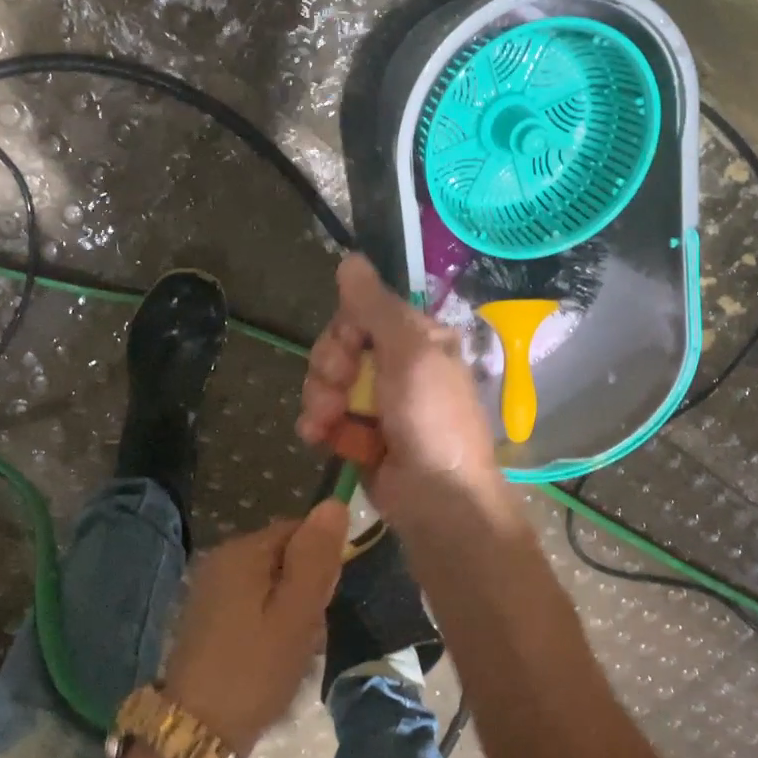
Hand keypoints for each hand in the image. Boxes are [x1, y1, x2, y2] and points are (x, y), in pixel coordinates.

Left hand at [162, 502, 346, 752]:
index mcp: (242, 552)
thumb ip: (315, 559)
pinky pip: (254, 608)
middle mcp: (222, 560)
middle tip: (310, 636)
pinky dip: (272, 628)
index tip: (326, 604)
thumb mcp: (295, 614)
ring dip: (292, 615)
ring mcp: (211, 591)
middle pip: (284, 558)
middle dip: (306, 592)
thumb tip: (334, 502)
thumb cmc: (254, 670)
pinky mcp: (209, 619)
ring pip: (272, 587)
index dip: (322, 563)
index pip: (297, 530)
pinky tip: (275, 660)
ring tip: (295, 654)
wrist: (198, 730)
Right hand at [296, 255, 504, 517]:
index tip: (347, 350)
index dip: (344, 331)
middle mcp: (398, 366)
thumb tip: (351, 258)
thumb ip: (375, 307)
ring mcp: (378, 403)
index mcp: (418, 339)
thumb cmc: (432, 419)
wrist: (437, 500)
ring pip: (326, 382)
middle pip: (339, 346)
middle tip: (338, 392)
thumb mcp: (409, 353)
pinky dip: (320, 426)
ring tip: (326, 424)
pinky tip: (320, 438)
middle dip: (329, 369)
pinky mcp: (361, 436)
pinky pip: (326, 416)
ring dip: (320, 400)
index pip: (363, 314)